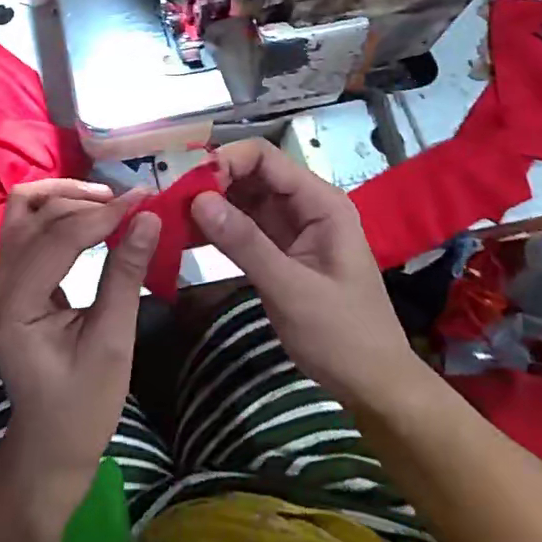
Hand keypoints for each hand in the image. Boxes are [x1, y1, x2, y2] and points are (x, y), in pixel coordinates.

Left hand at [0, 179, 159, 513]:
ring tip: (110, 204)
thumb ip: (126, 274)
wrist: (49, 442)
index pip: (60, 236)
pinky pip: (27, 228)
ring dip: (65, 198)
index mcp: (14, 304)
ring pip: (25, 210)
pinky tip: (92, 220)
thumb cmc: (83, 404)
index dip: (105, 213)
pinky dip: (58, 214)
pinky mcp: (7, 279)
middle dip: (85, 201)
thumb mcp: (112, 342)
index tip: (147, 197)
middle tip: (133, 204)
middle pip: (36, 213)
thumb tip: (149, 217)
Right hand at [189, 140, 420, 411]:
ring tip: (169, 217)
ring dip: (208, 205)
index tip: (187, 186)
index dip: (224, 162)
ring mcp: (290, 227)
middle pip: (250, 174)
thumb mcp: (291, 289)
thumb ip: (245, 243)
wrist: (371, 384)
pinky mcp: (278, 250)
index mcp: (320, 202)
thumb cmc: (342, 335)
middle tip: (170, 203)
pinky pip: (242, 227)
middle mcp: (305, 205)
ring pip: (242, 200)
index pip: (265, 158)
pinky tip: (186, 236)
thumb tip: (198, 200)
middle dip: (210, 183)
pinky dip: (216, 229)